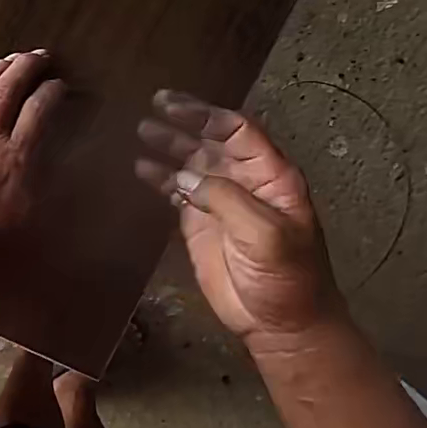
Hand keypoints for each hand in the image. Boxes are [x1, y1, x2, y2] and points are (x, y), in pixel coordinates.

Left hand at [0, 50, 65, 252]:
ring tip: (6, 61)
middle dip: (26, 66)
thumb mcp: (43, 207)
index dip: (53, 89)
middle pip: (7, 88)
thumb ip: (57, 175)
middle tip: (38, 57)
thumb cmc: (3, 238)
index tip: (61, 85)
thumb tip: (71, 154)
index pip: (40, 106)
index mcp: (19, 154)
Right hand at [134, 90, 340, 343]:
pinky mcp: (198, 221)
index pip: (238, 131)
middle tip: (153, 105)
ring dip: (167, 144)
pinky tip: (140, 168)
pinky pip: (175, 189)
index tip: (173, 105)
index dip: (206, 114)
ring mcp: (219, 200)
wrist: (279, 323)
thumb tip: (185, 177)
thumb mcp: (265, 234)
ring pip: (190, 161)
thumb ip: (226, 198)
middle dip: (183, 121)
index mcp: (271, 177)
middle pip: (211, 140)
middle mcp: (244, 180)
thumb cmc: (286, 277)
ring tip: (141, 130)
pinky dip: (157, 177)